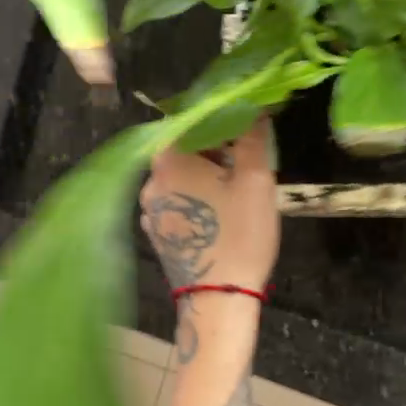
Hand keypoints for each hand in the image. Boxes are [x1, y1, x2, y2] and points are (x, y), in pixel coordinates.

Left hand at [140, 119, 279, 290]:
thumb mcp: (257, 180)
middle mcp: (150, 180)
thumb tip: (254, 107)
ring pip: (180, 178)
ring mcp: (149, 209)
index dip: (221, 124)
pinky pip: (176, 203)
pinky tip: (218, 216)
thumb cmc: (240, 234)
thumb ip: (252, 137)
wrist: (220, 298)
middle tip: (247, 167)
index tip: (246, 136)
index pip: (192, 123)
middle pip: (184, 151)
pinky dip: (195, 202)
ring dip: (205, 178)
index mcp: (169, 160)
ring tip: (235, 194)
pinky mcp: (155, 233)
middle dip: (215, 152)